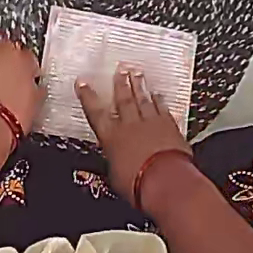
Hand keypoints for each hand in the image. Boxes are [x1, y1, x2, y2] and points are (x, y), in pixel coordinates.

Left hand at [0, 40, 41, 140]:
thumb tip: (33, 86)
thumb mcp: (37, 98)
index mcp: (18, 52)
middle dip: (9, 65)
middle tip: (15, 83)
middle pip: (4, 52)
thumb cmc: (11, 113)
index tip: (30, 80)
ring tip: (1, 92)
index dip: (29, 69)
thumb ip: (35, 85)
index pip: (27, 55)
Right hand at [75, 68, 192, 208]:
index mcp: (111, 137)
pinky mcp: (169, 126)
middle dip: (120, 83)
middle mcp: (130, 125)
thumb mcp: (115, 177)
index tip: (83, 82)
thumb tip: (115, 165)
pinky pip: (162, 108)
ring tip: (137, 73)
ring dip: (139, 85)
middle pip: (123, 99)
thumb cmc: (138, 184)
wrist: (165, 180)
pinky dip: (159, 100)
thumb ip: (114, 164)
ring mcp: (151, 123)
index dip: (88, 96)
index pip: (95, 112)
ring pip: (143, 99)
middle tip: (119, 69)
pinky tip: (158, 95)